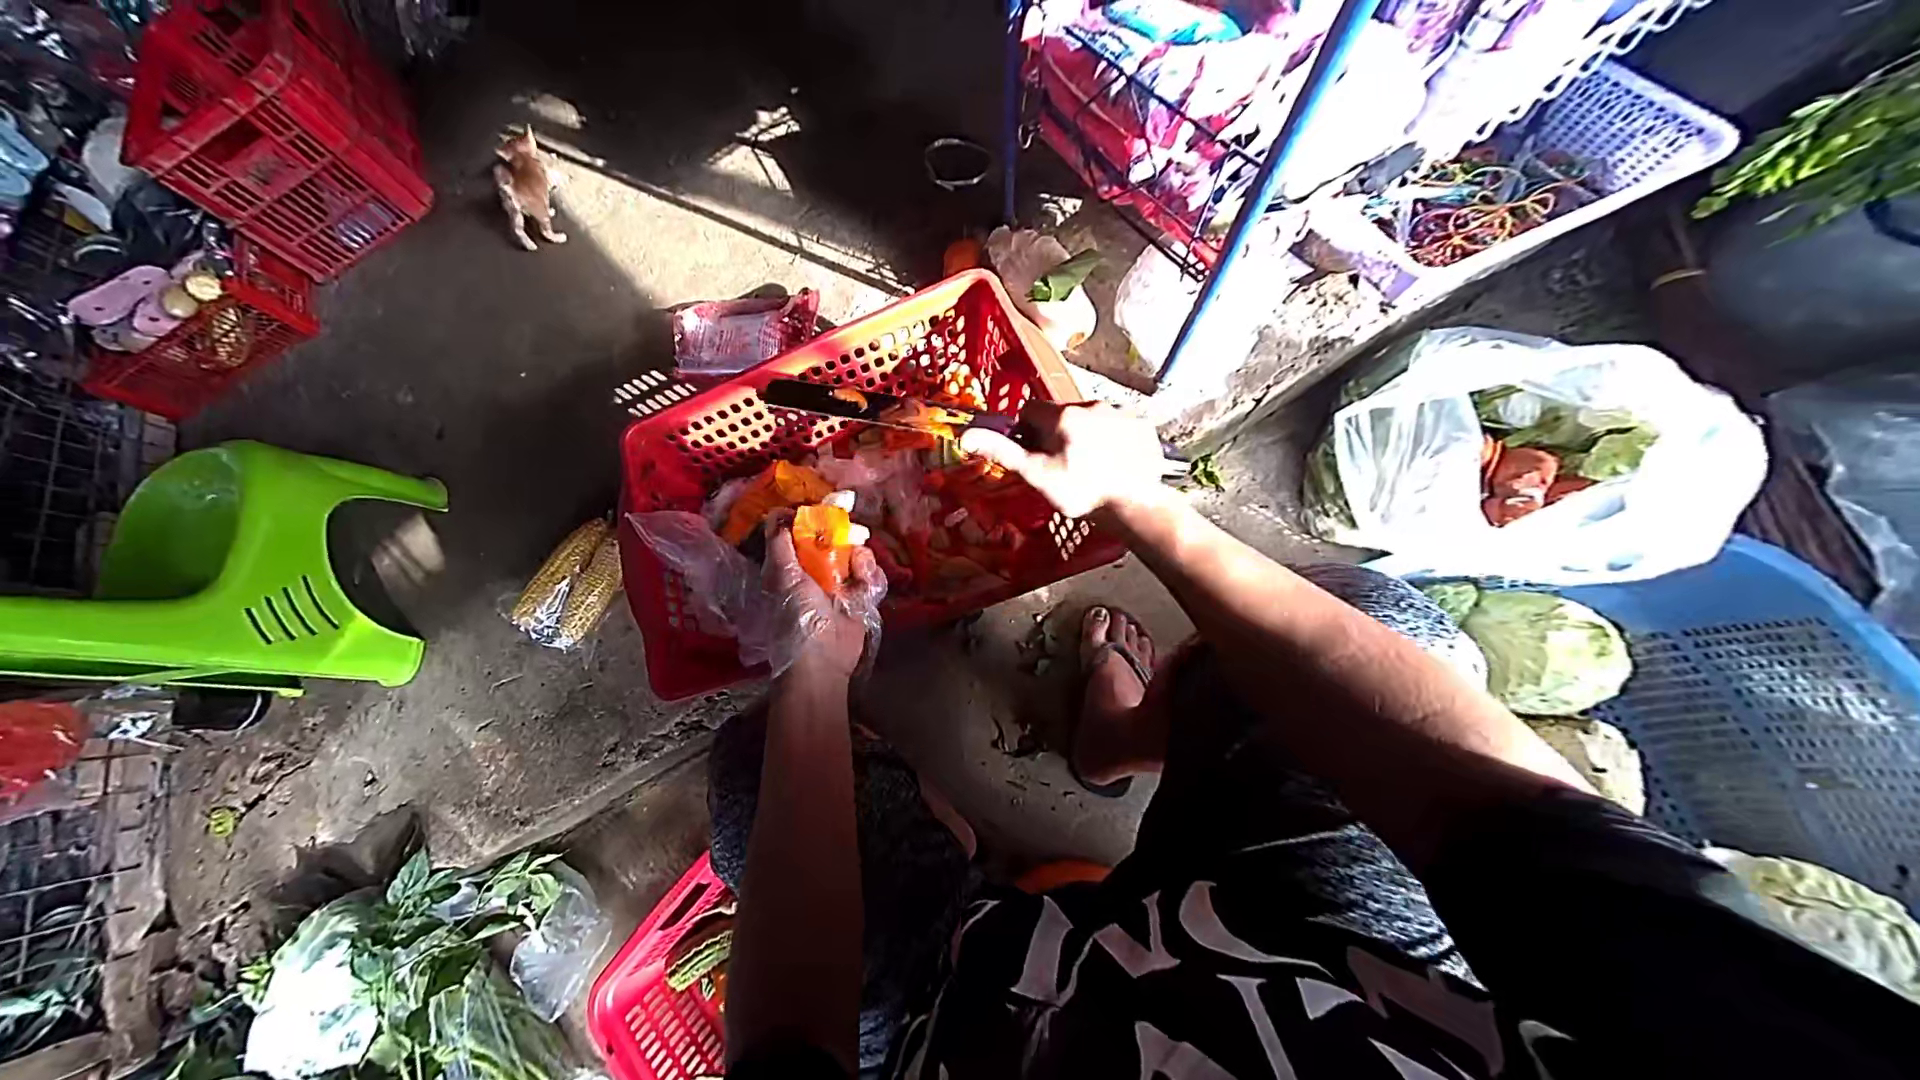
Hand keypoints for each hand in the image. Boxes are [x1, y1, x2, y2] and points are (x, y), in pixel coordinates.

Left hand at [762, 520, 885, 681]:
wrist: (822, 660)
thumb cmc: (797, 618)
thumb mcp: (782, 576)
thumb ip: (780, 543)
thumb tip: (780, 512)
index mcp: (792, 563)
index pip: (804, 529)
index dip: (817, 514)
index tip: (833, 502)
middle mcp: (816, 570)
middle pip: (835, 537)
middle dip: (845, 532)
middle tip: (856, 531)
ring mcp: (840, 583)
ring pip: (856, 553)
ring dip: (860, 556)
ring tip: (858, 569)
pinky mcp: (860, 597)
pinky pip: (871, 575)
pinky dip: (871, 575)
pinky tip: (864, 583)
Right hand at [959, 401, 1167, 518]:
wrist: (1133, 504)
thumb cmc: (1081, 492)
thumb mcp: (1037, 474)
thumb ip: (1003, 451)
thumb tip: (966, 436)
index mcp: (1061, 416)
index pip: (1030, 410)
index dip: (1026, 430)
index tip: (1033, 451)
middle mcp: (1091, 405)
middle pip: (1062, 414)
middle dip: (1057, 434)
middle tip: (1061, 465)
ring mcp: (1120, 413)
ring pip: (1091, 419)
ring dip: (1086, 436)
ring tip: (1090, 468)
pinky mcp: (1142, 425)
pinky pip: (1119, 426)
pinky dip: (1113, 440)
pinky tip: (1113, 464)